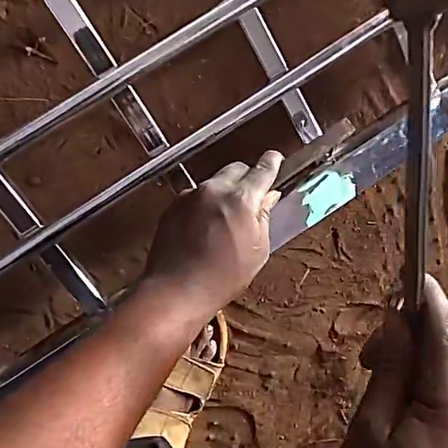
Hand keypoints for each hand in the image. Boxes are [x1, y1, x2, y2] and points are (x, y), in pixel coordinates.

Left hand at [137, 152, 282, 323]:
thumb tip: (268, 198)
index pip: (262, 171)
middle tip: (251, 200)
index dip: (271, 163)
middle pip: (236, 169)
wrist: (176, 289)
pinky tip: (204, 228)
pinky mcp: (173, 205)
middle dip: (246, 179)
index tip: (275, 158)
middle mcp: (214, 189)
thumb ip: (264, 217)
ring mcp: (190, 196)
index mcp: (241, 199)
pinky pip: (195, 196)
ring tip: (225, 222)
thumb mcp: (257, 250)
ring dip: (223, 193)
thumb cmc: (222, 277)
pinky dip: (204, 205)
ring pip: (214, 183)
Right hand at [336, 276, 447, 447]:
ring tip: (377, 379)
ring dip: (417, 357)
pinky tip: (400, 396)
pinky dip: (427, 378)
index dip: (426, 298)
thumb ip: (389, 369)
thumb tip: (397, 319)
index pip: (444, 332)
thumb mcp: (371, 428)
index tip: (408, 271)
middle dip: (412, 333)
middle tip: (367, 356)